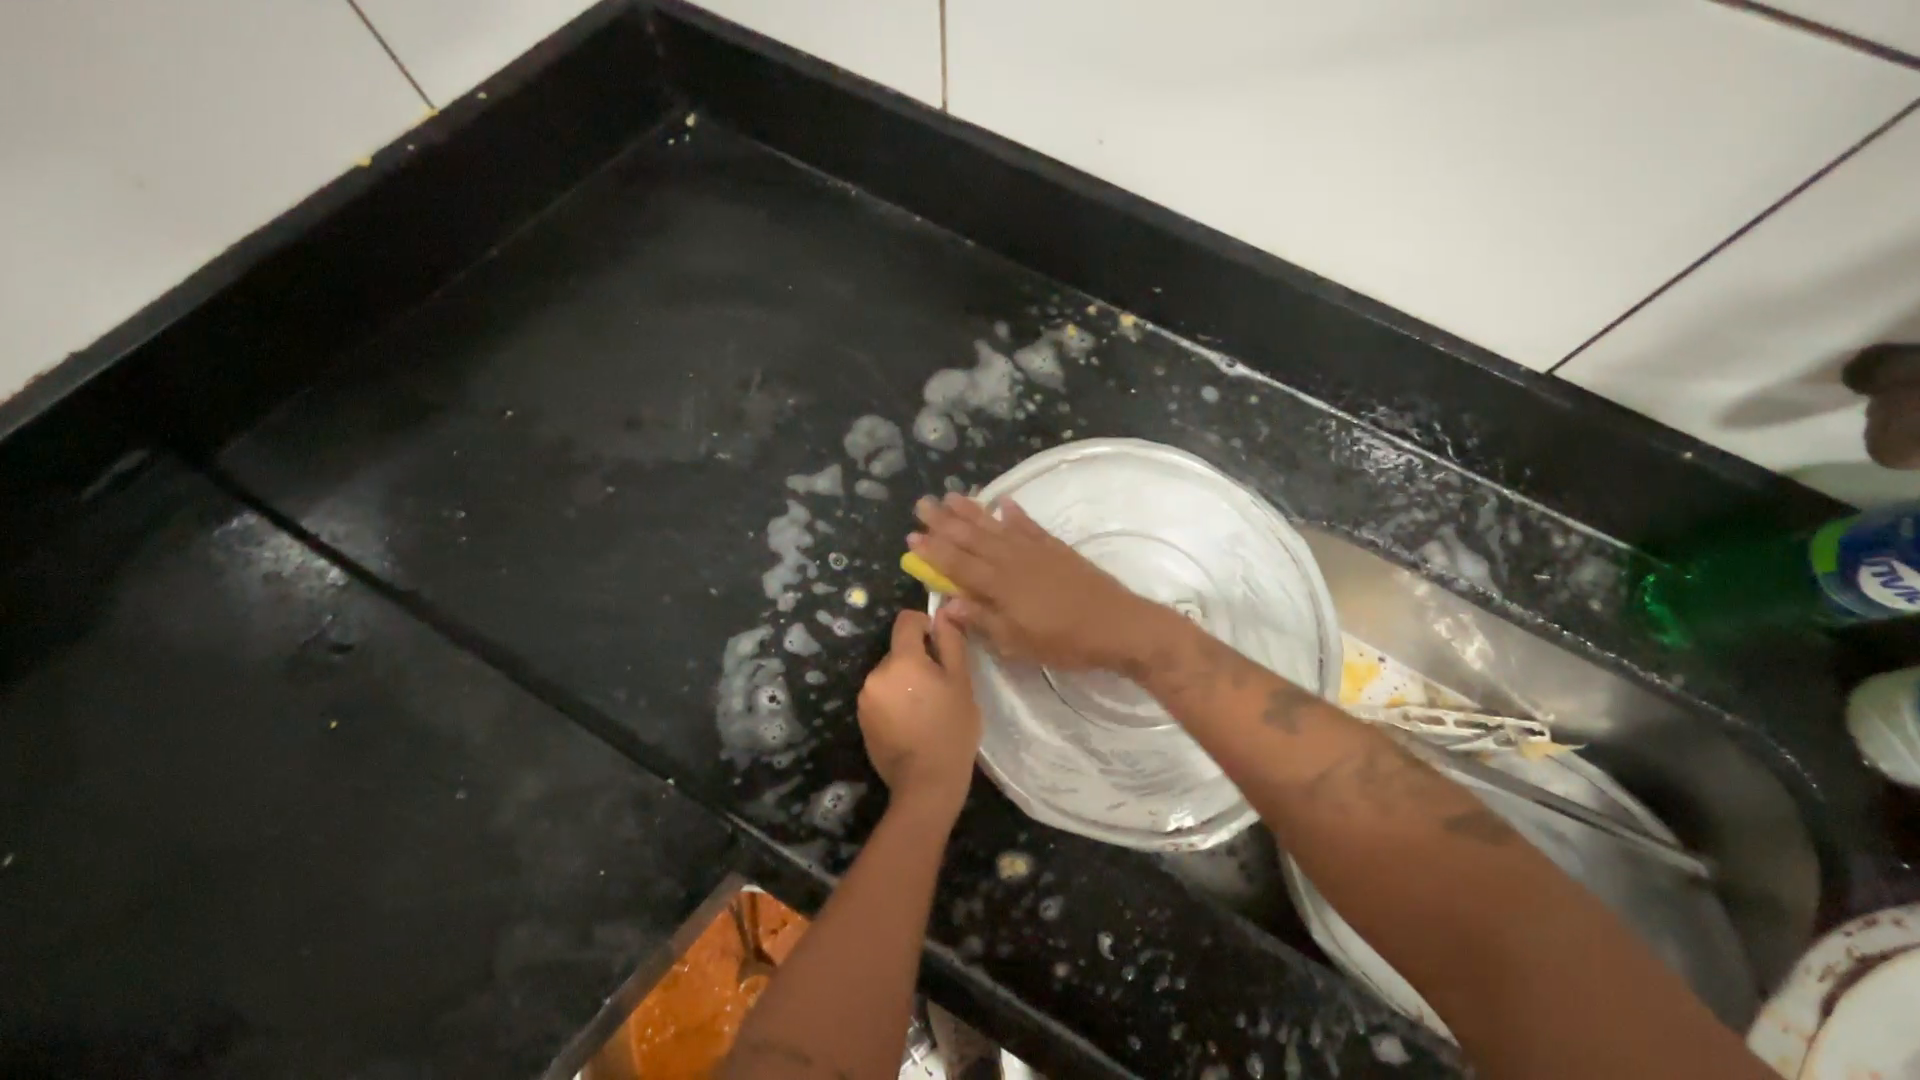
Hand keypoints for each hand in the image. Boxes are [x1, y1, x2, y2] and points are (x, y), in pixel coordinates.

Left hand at [857, 610, 981, 821]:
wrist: (926, 783)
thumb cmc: (951, 730)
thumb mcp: (961, 682)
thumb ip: (951, 641)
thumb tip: (944, 611)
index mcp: (901, 660)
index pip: (906, 621)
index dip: (925, 626)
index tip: (941, 647)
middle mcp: (876, 673)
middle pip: (898, 651)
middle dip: (917, 661)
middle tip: (940, 688)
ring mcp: (865, 698)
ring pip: (890, 675)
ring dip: (905, 683)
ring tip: (926, 710)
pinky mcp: (861, 719)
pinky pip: (881, 697)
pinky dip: (895, 702)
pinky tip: (912, 724)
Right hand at [908, 493, 1169, 670]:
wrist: (1118, 625)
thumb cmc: (1064, 642)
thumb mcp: (1017, 642)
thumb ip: (982, 620)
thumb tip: (948, 605)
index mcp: (998, 585)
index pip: (956, 563)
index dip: (932, 551)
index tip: (911, 537)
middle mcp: (1012, 560)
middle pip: (971, 537)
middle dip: (944, 521)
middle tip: (922, 504)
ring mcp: (1035, 550)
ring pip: (996, 526)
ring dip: (972, 510)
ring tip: (951, 495)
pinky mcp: (1056, 549)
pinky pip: (1028, 525)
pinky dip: (1014, 513)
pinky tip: (1003, 503)